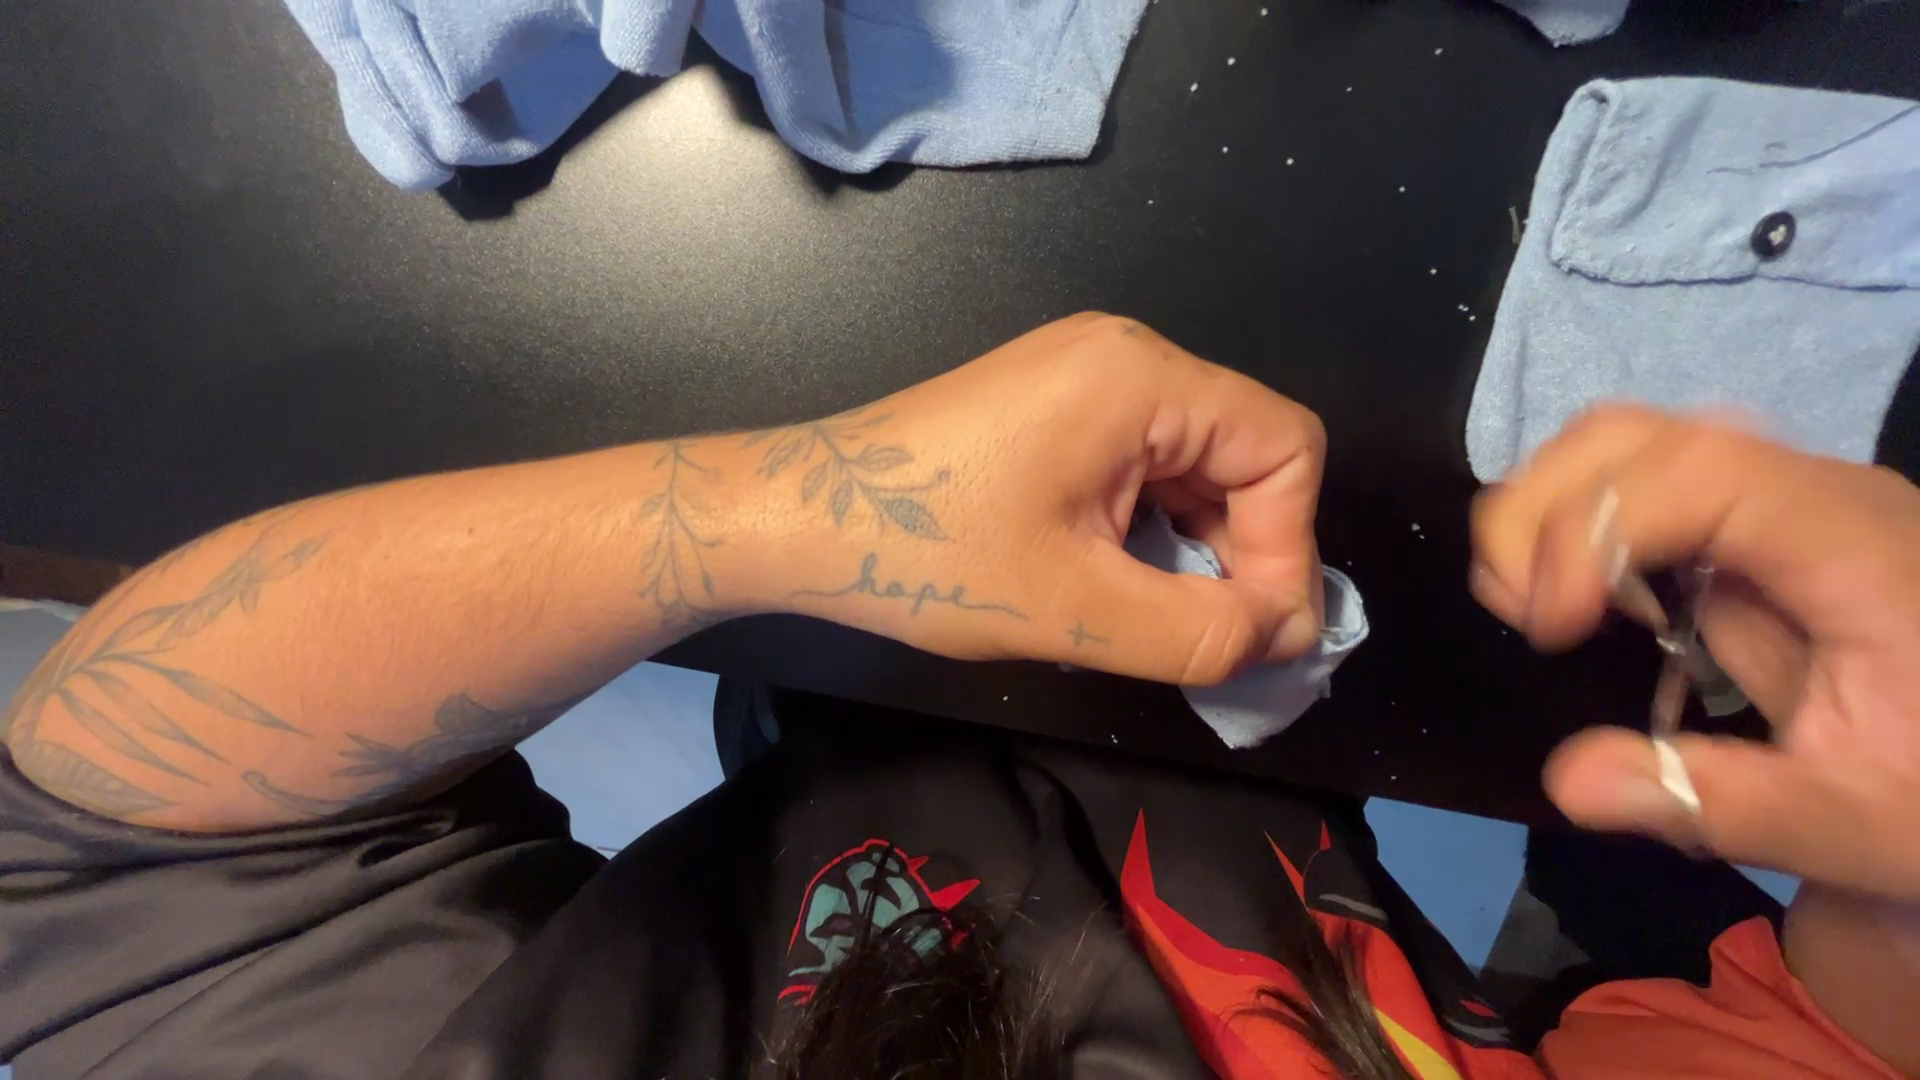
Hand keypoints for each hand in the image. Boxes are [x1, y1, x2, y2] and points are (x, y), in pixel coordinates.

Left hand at [763, 313, 1325, 684]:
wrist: (800, 515)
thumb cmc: (928, 555)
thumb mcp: (1076, 610)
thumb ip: (1201, 632)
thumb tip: (1283, 635)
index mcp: (1141, 377)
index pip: (1285, 448)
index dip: (1289, 548)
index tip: (1258, 634)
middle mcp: (1120, 356)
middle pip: (1240, 453)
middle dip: (1241, 553)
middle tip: (1213, 639)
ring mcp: (1078, 377)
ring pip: (1188, 465)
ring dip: (1191, 546)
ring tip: (1157, 615)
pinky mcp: (1048, 407)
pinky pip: (1137, 463)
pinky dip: (1147, 527)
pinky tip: (1114, 577)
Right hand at [1470, 405, 1919, 897]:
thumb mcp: (1864, 821)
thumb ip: (1729, 801)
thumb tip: (1570, 781)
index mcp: (1852, 542)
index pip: (1690, 475)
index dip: (1588, 535)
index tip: (1550, 631)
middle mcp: (1799, 490)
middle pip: (1622, 438)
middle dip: (1533, 518)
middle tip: (1524, 615)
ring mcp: (1756, 494)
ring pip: (1604, 445)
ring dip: (1534, 515)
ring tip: (1531, 602)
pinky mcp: (1720, 517)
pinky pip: (1608, 478)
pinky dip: (1552, 523)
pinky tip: (1561, 593)